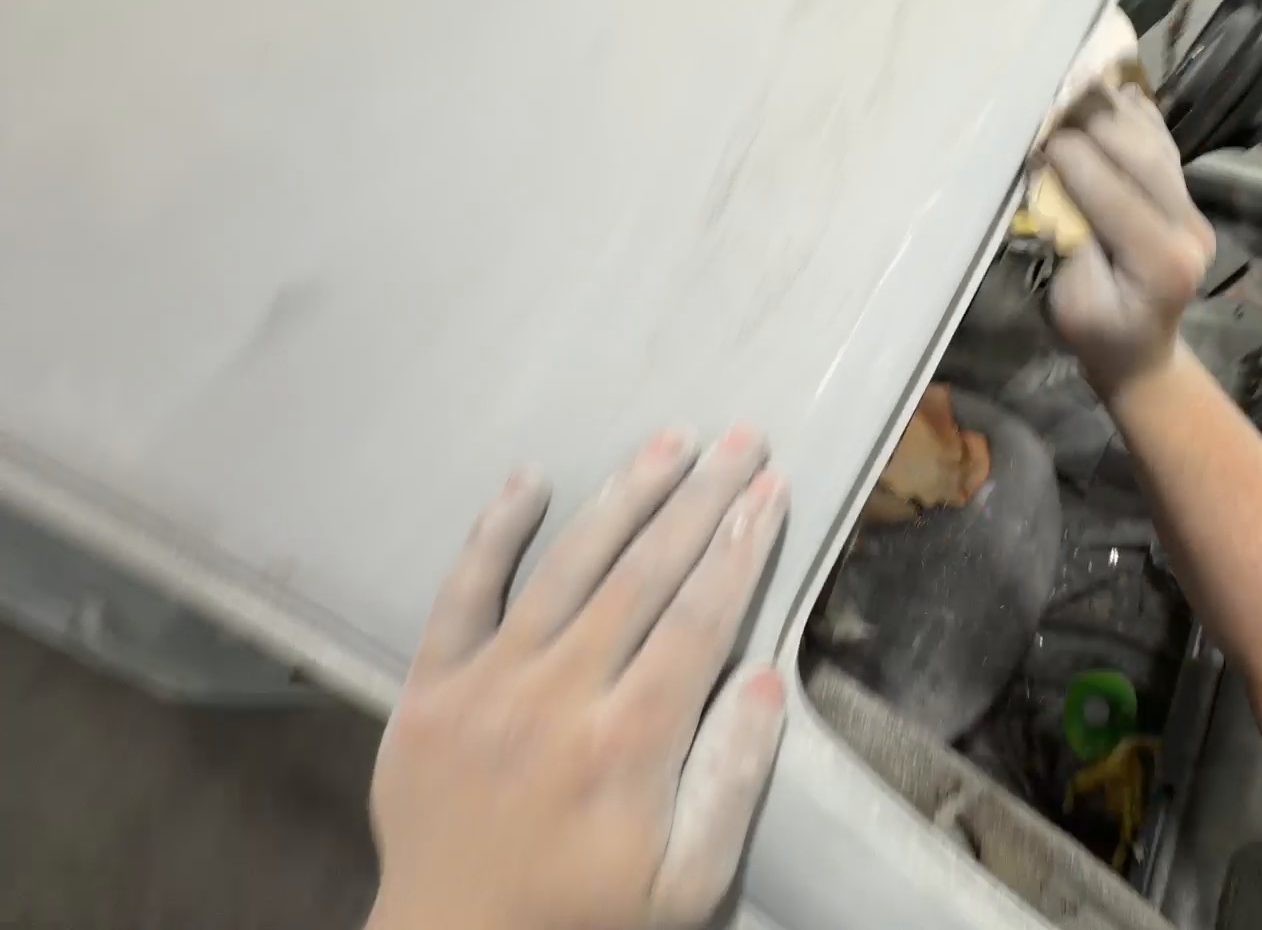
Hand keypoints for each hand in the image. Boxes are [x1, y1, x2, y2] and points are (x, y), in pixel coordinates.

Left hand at [366, 427, 789, 929]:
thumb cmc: (591, 914)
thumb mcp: (689, 882)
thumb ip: (733, 780)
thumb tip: (767, 677)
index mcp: (628, 746)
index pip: (701, 619)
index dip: (743, 547)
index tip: (772, 488)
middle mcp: (558, 699)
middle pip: (646, 574)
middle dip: (704, 498)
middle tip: (741, 439)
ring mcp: (486, 688)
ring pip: (568, 566)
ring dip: (627, 494)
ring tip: (672, 439)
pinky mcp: (428, 690)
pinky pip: (460, 593)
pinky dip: (494, 531)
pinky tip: (531, 478)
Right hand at [1043, 84, 1214, 397]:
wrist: (1141, 350)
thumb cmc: (1100, 335)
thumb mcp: (1074, 305)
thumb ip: (1073, 247)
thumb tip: (1061, 186)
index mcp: (1162, 264)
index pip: (1117, 197)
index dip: (1077, 162)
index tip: (1040, 137)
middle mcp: (1190, 230)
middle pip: (1144, 160)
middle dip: (1097, 125)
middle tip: (1057, 99)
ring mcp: (1195, 212)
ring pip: (1158, 147)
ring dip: (1117, 112)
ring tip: (1081, 83)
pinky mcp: (1188, 202)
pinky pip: (1165, 149)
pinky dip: (1139, 118)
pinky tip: (1115, 93)